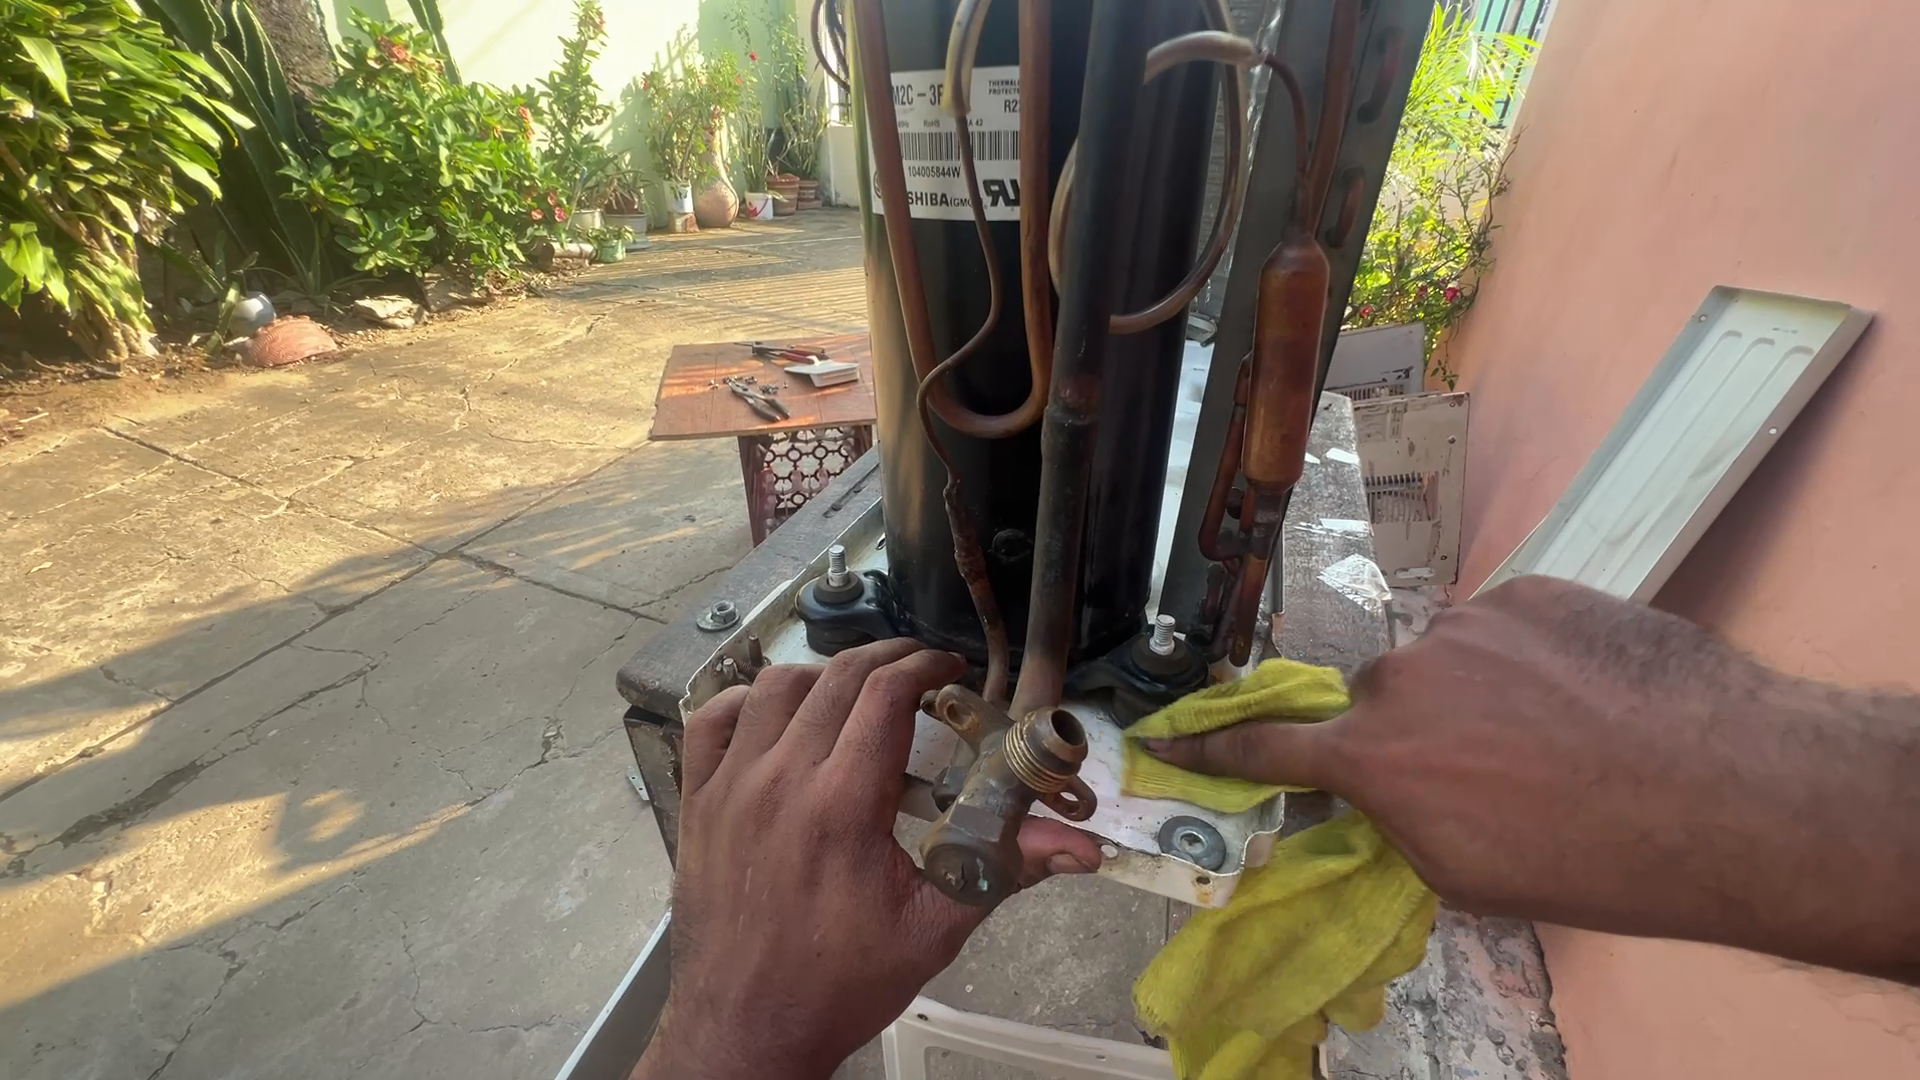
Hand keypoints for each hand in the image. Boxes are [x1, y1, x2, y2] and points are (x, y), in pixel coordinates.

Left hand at [633, 640, 1103, 1079]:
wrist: (742, 1030)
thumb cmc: (841, 982)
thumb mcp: (934, 931)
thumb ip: (1007, 870)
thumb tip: (1083, 847)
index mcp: (842, 805)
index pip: (886, 694)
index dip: (925, 665)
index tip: (951, 667)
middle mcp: (781, 778)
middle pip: (839, 678)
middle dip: (888, 657)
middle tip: (920, 669)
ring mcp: (730, 784)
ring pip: (776, 685)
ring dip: (825, 674)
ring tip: (858, 693)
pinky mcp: (697, 798)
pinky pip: (714, 719)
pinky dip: (750, 699)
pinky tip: (779, 714)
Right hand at [1146, 575, 1919, 979]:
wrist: (1741, 796)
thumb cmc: (1593, 861)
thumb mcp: (1463, 874)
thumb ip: (1391, 820)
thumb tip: (1370, 790)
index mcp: (1374, 756)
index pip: (1265, 748)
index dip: (1209, 748)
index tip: (1164, 741)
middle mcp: (1396, 679)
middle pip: (1377, 699)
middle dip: (1410, 727)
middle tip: (1485, 761)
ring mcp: (1457, 626)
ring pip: (1440, 658)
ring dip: (1474, 690)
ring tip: (1555, 726)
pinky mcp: (1521, 593)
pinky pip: (1497, 625)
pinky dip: (1526, 655)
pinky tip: (1587, 687)